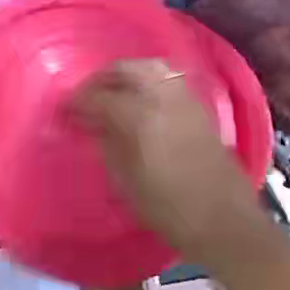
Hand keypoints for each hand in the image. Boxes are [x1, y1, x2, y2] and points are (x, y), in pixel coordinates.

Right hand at [70, 59, 265, 262]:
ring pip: (151, 68)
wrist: (224, 221)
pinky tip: (141, 103)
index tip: (64, 112)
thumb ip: (106, 145)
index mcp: (139, 117)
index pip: (98, 97)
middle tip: (87, 97)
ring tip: (113, 95)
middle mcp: (163, 98)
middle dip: (102, 79)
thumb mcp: (126, 183)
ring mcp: (185, 100)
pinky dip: (150, 82)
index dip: (76, 102)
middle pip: (126, 69)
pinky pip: (170, 80)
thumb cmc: (169, 210)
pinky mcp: (200, 108)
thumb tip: (91, 124)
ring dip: (127, 75)